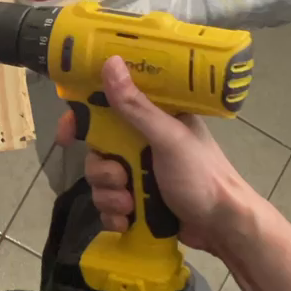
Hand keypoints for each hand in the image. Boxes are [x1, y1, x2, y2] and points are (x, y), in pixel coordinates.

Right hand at [56, 55, 265, 255]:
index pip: (106, 107)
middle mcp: (142, 142)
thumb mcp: (168, 138)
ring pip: (99, 180)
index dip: (81, 120)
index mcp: (152, 117)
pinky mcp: (137, 202)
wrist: (223, 228)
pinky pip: (107, 206)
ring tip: (131, 206)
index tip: (67, 137)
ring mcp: (139, 173)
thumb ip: (136, 106)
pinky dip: (114, 216)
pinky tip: (129, 222)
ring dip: (110, 196)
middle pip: (96, 149)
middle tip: (121, 179)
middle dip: (103, 170)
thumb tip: (110, 62)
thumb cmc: (202, 176)